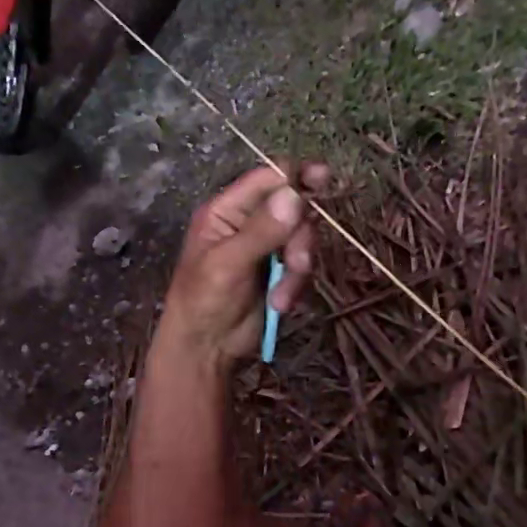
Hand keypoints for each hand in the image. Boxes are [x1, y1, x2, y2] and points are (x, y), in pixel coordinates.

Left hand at [160, 162, 328, 366]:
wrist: (205, 350)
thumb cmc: (203, 301)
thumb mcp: (228, 263)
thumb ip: (262, 230)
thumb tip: (294, 194)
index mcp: (226, 211)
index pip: (267, 179)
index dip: (295, 176)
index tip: (323, 178)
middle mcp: (248, 223)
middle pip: (293, 209)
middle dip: (298, 239)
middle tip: (295, 264)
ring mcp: (266, 248)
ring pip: (301, 240)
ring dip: (297, 269)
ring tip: (281, 298)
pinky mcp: (279, 273)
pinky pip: (302, 267)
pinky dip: (295, 286)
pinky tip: (279, 305)